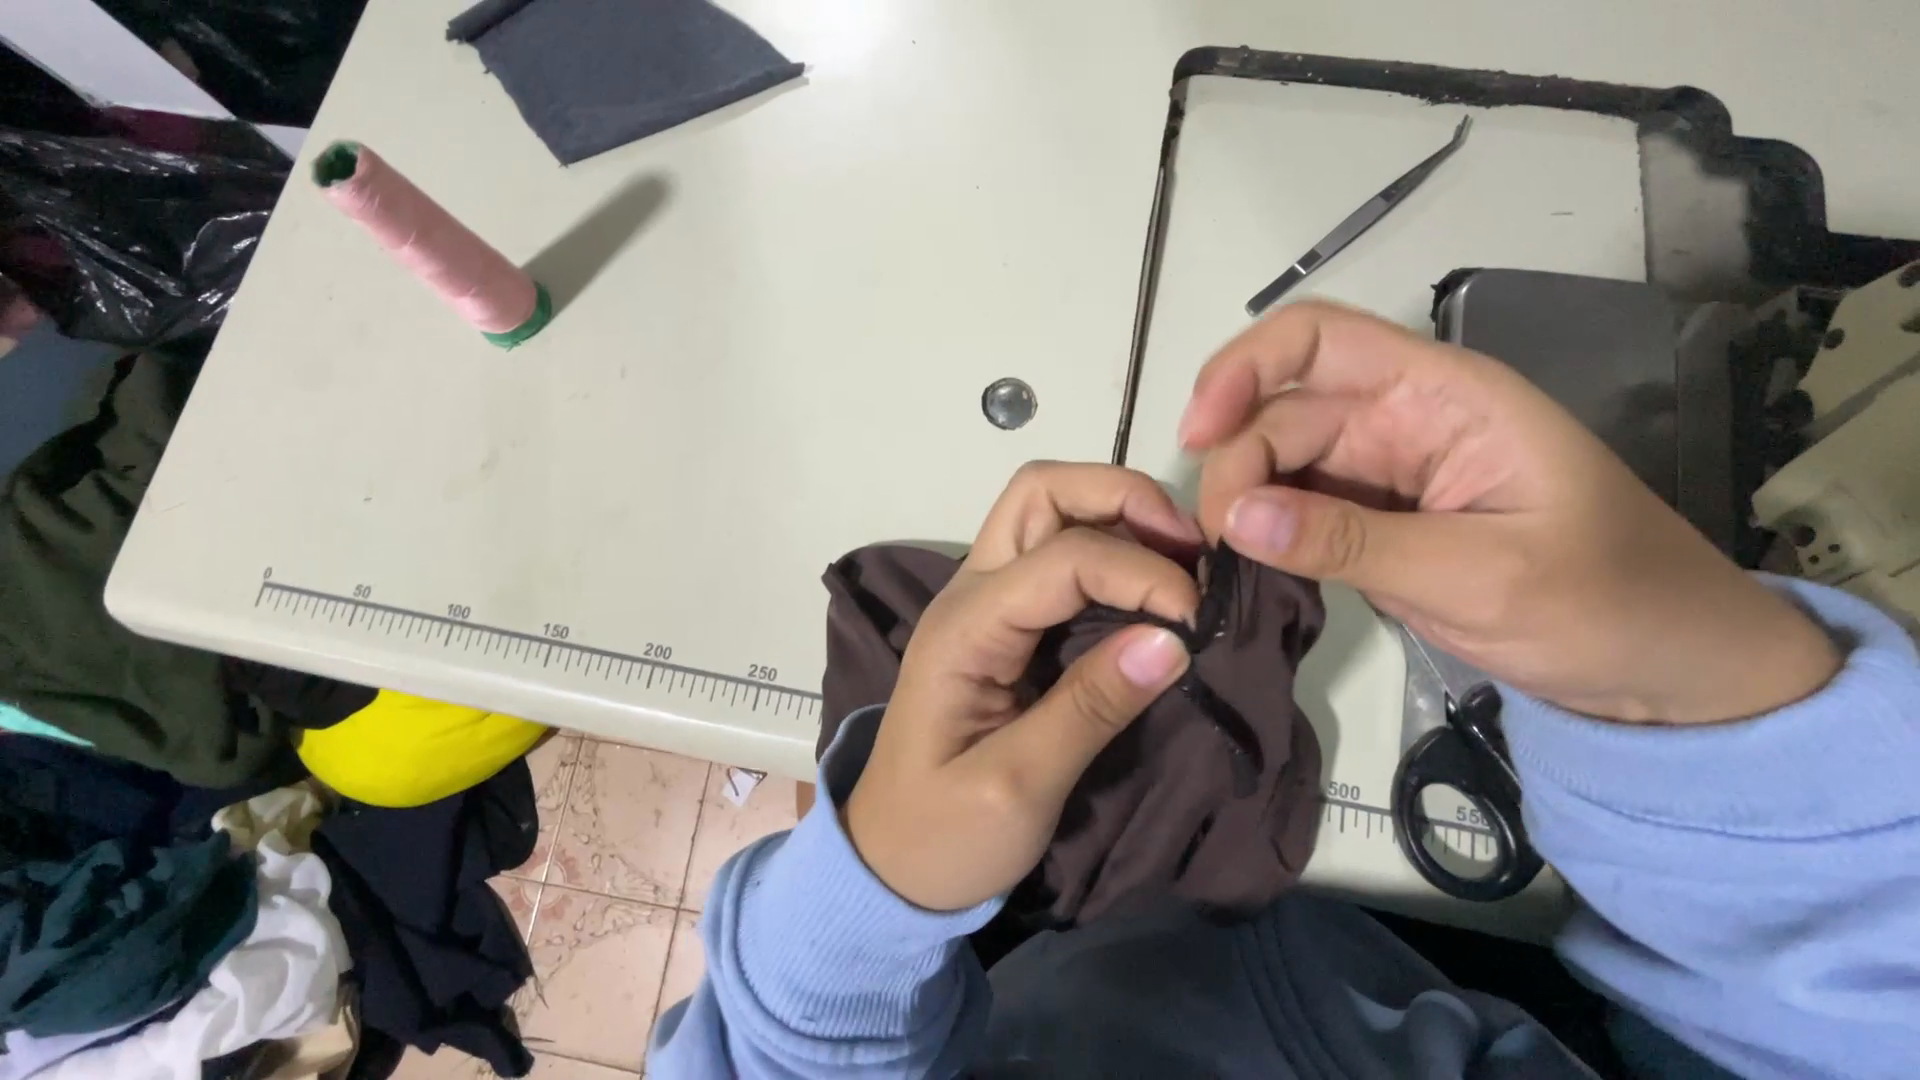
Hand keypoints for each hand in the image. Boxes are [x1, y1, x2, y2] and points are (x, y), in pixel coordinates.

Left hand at [843, 463, 1199, 910]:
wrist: (891, 864)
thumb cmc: (944, 834)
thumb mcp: (1017, 787)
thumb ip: (1089, 708)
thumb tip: (1173, 639)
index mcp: (965, 629)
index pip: (1062, 558)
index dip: (1139, 571)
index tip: (1197, 618)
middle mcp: (969, 594)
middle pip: (1040, 491)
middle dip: (1122, 496)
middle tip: (1191, 548)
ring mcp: (984, 602)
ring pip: (1047, 510)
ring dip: (1118, 514)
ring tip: (1183, 560)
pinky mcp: (1005, 623)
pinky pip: (1057, 554)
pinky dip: (1110, 549)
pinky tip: (1152, 582)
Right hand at [1180, 300, 1838, 724]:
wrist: (1665, 669)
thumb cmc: (1605, 603)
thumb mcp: (1479, 575)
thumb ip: (1350, 542)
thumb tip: (1234, 518)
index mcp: (1440, 395)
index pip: (1316, 339)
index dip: (1242, 369)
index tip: (1195, 437)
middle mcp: (1398, 417)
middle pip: (1279, 411)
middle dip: (1236, 466)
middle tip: (1220, 544)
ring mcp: (1379, 471)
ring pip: (1275, 462)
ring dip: (1241, 502)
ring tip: (1227, 562)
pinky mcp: (1367, 519)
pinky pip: (1291, 508)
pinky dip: (1260, 531)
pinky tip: (1245, 564)